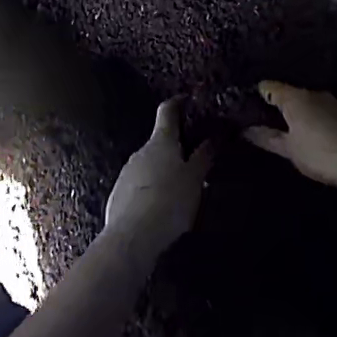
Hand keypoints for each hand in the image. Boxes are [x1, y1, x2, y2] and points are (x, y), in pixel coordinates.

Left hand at [104, 100, 213, 260]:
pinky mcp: (119, 194)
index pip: (167, 111)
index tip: (187, 98)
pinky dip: (153, 187)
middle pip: (160, 140)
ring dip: (165, 169)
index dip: (178, 102)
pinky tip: (162, 206)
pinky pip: (140, 183)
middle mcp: (140, 151)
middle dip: (177, 146)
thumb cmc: (170, 201)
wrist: (131, 238)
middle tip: (196, 157)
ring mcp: (127, 172)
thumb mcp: (195, 178)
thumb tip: (216, 134)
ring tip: (182, 187)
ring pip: (150, 163)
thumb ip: (205, 155)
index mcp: (161, 142)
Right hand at [242, 82, 336, 195]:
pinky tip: (311, 133)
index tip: (245, 105)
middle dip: (277, 104)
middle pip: (289, 93)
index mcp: (295, 97)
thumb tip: (245, 130)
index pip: (269, 87)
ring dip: (296, 112)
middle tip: (263, 121)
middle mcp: (313, 93)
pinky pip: (320, 110)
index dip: (256, 94)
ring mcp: (332, 101)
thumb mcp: (290, 149)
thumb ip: (267, 138)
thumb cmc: (321, 154)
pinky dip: (312, 118)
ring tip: (286, 129)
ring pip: (306, 102)